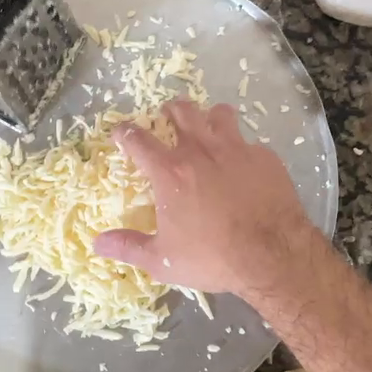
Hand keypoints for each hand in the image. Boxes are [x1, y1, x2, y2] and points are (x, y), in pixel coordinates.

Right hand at [92, 100, 332, 298]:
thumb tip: (97, 243)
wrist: (273, 255)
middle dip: (171, 110)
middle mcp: (201, 150)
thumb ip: (129, 247)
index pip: (139, 140)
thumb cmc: (212, 257)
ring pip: (219, 114)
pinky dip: (242, 149)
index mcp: (171, 172)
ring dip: (210, 117)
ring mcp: (236, 149)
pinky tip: (245, 165)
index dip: (126, 133)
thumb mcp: (163, 260)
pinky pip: (250, 143)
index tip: (121, 132)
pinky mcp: (265, 157)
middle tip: (168, 115)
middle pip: (182, 112)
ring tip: (209, 126)